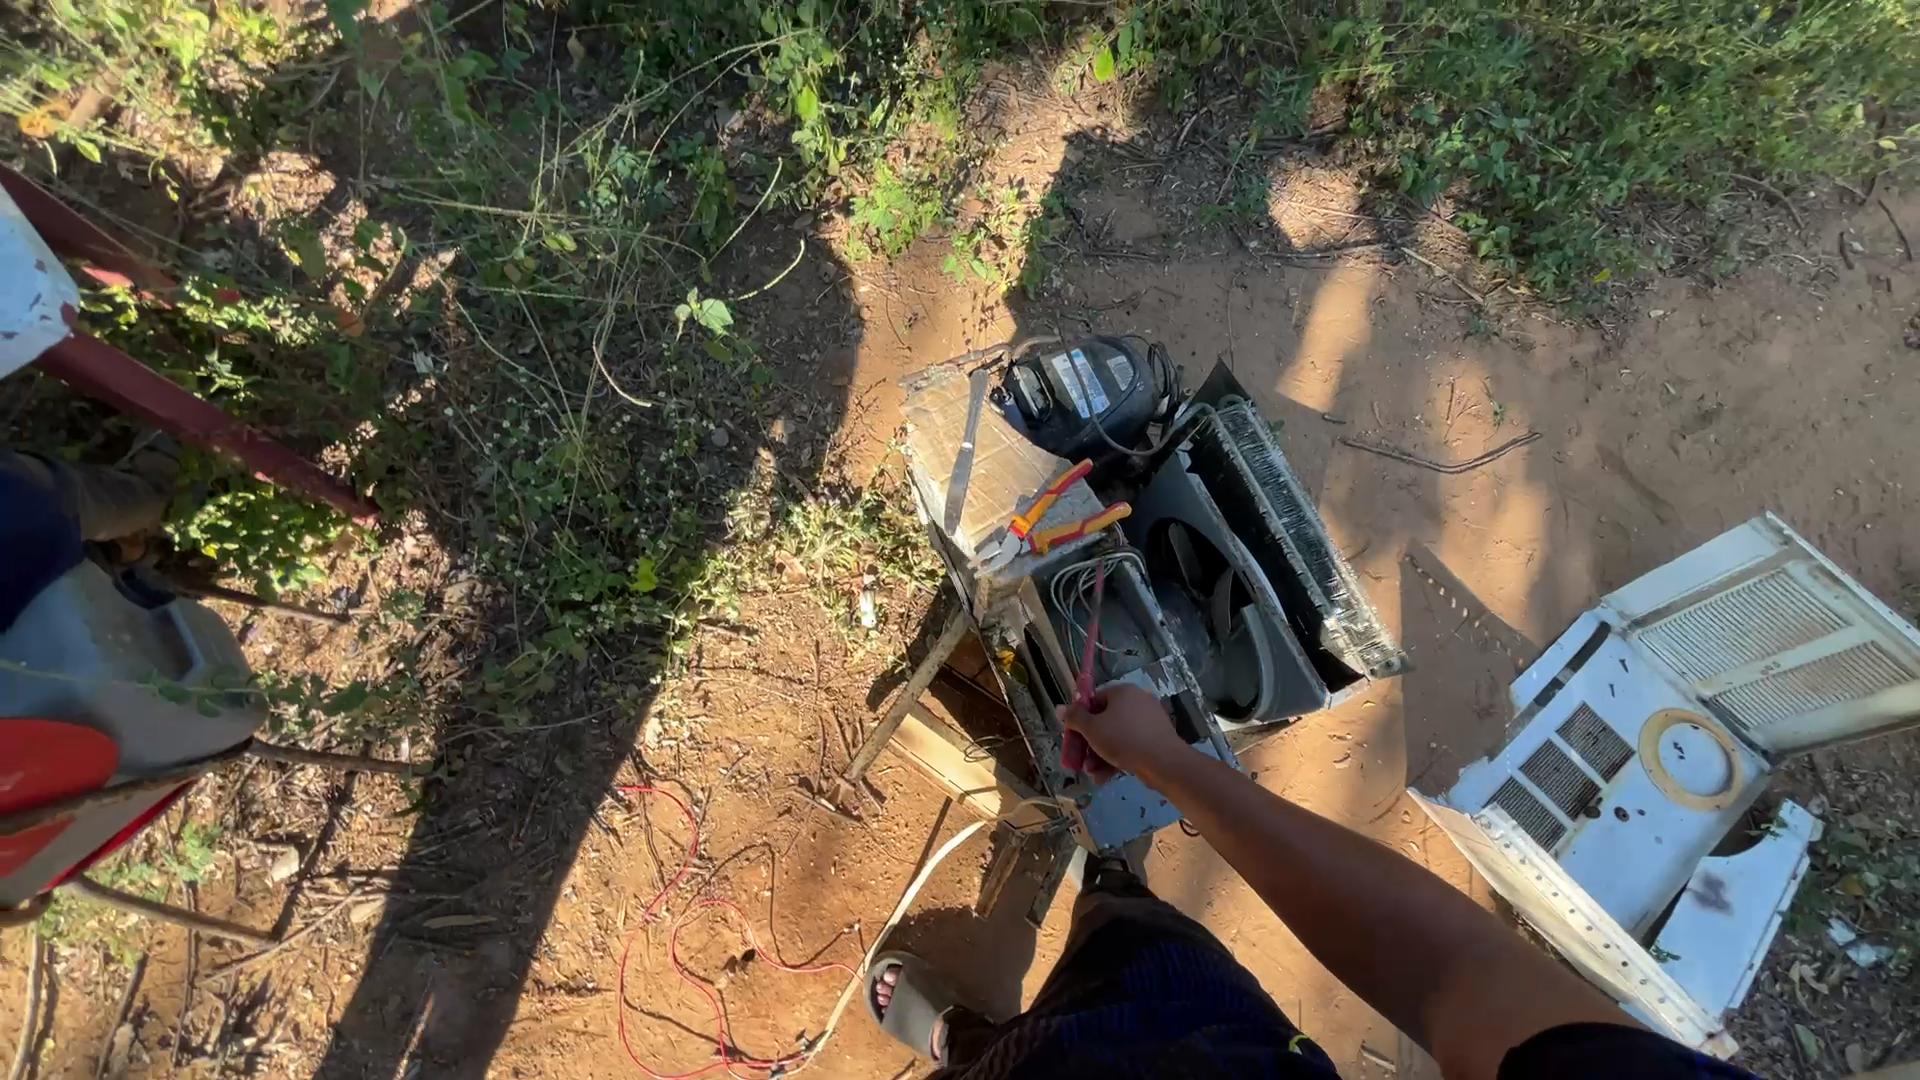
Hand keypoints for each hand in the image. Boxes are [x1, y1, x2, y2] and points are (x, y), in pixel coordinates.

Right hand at [1055, 683, 1189, 781]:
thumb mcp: (1092, 729)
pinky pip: (1131, 745)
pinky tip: (1105, 777)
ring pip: (1117, 736)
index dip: (1081, 718)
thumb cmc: (1123, 739)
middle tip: (1081, 758)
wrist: (1164, 762)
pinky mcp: (1156, 739)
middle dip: (1090, 743)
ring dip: (1100, 755)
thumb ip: (1074, 718)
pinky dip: (1117, 758)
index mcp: (1122, 692)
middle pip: (1105, 720)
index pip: (1094, 700)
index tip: (1074, 736)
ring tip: (1092, 772)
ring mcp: (1149, 720)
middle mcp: (1137, 701)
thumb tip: (1059, 708)